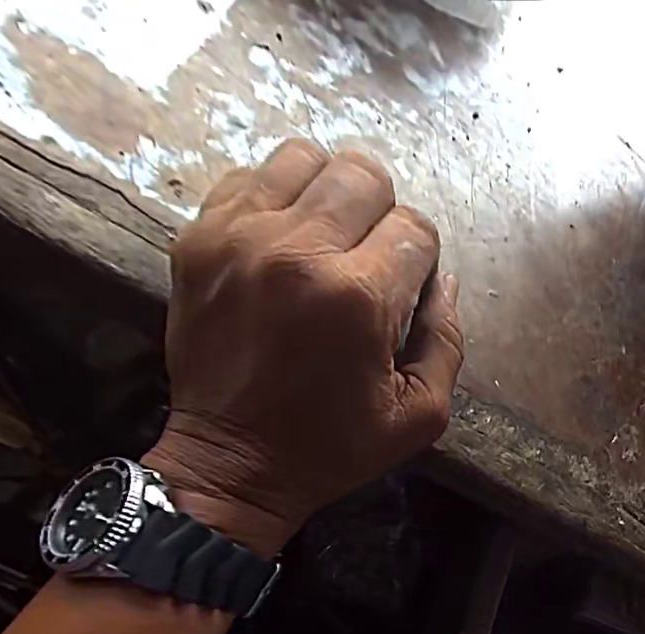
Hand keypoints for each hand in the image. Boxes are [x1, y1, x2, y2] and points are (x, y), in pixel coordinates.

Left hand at [144, 139, 463, 556]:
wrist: (234, 463)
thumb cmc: (335, 447)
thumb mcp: (422, 415)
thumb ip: (447, 342)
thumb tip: (442, 280)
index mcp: (358, 298)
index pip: (415, 230)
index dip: (422, 262)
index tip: (406, 297)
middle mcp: (297, 251)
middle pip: (363, 175)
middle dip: (383, 217)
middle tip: (373, 264)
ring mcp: (238, 236)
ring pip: (305, 158)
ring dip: (332, 196)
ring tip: (331, 243)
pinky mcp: (198, 239)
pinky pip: (249, 177)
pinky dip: (279, 200)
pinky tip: (287, 244)